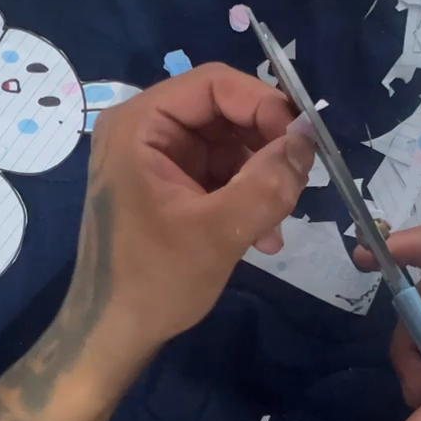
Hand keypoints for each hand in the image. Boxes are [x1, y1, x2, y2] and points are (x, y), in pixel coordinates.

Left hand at [67, 62, 313, 374]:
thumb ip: (268, 182)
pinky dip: (247, 197)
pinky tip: (263, 237)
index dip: (264, 105)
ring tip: (276, 224)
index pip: (214, 84)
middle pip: (225, 112)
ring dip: (261, 179)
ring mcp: (158, 159)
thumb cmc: (153, 282)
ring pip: (230, 145)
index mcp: (140, 125)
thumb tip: (308, 139)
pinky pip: (222, 173)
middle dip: (266, 147)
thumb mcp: (219, 233)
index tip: (302, 142)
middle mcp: (146, 131)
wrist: (112, 335)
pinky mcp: (170, 185)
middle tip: (297, 184)